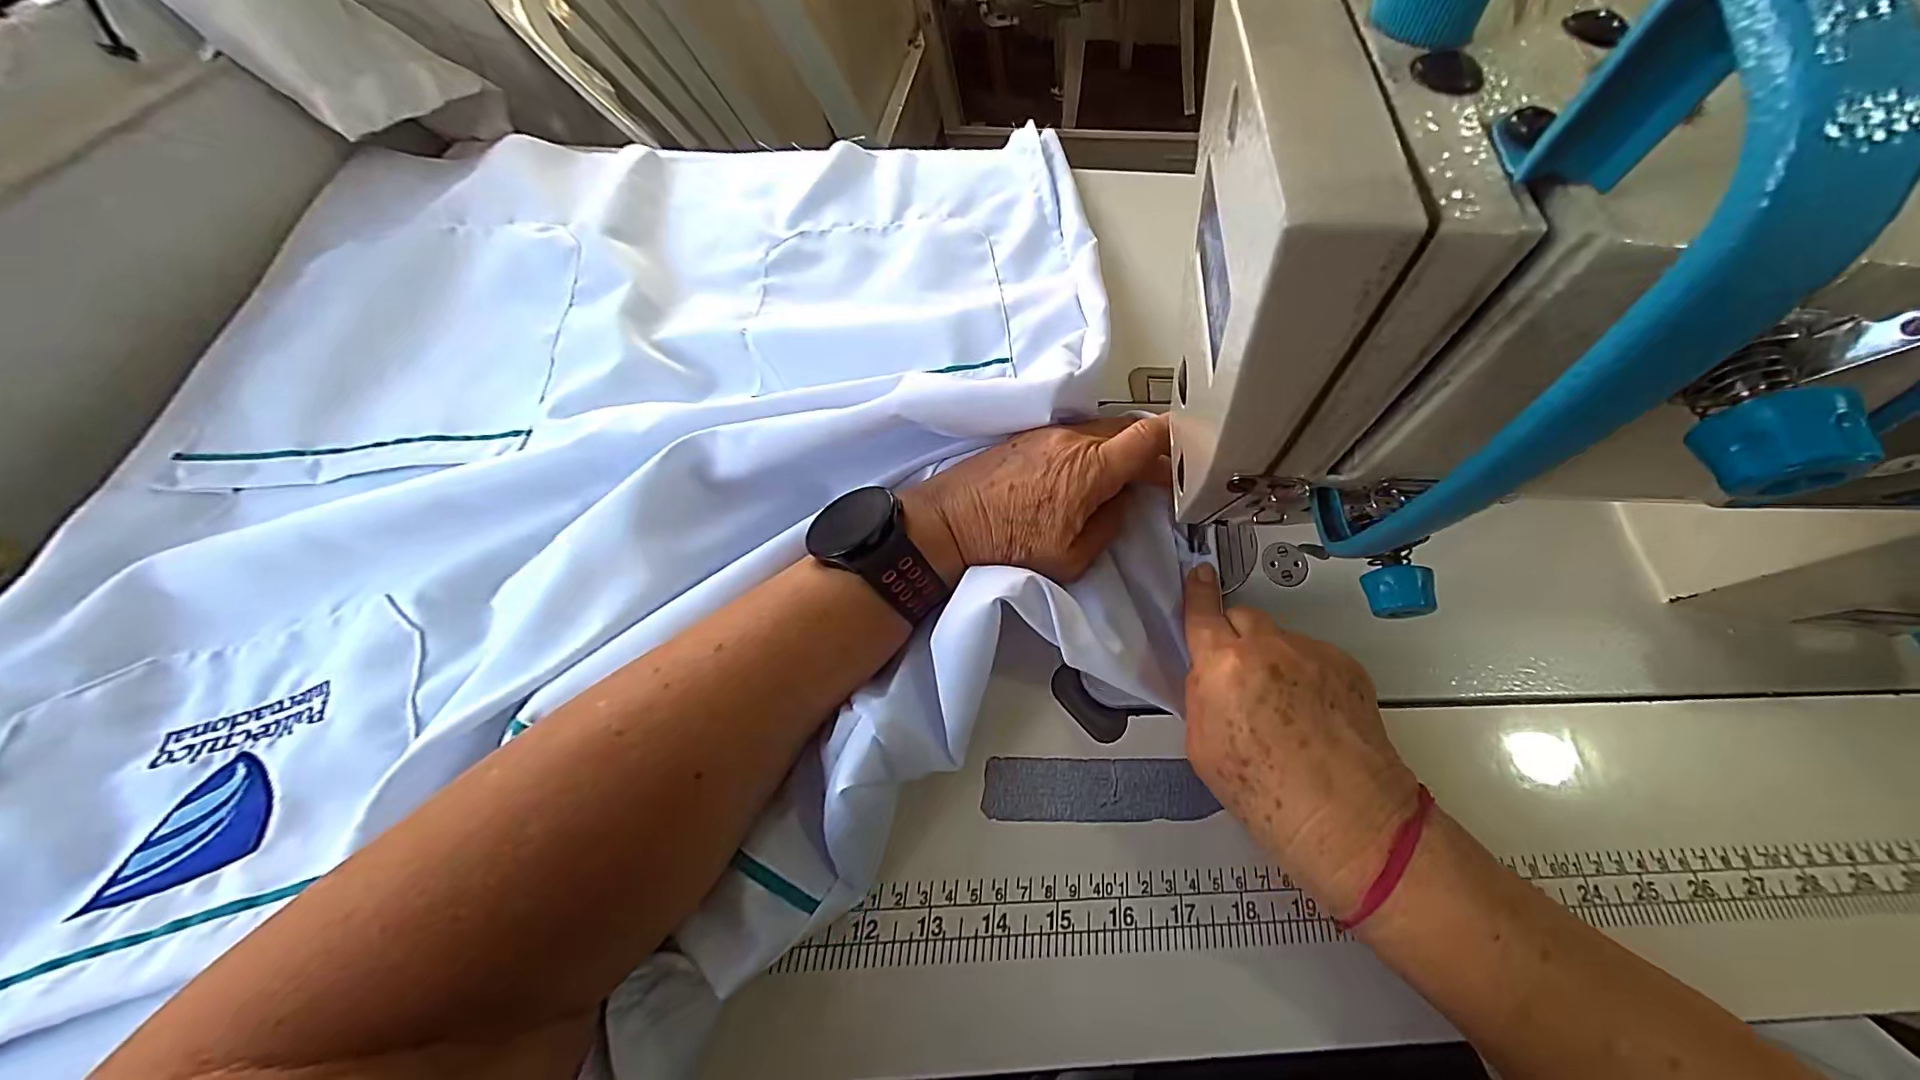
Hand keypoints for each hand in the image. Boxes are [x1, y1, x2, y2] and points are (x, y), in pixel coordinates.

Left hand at [901, 414, 1169, 582]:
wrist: (945, 526)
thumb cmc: (1002, 545)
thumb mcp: (1072, 557)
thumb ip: (1110, 524)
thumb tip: (1121, 502)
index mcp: (1089, 468)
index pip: (1149, 434)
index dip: (1176, 441)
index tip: (1187, 455)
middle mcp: (1069, 439)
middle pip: (1126, 428)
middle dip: (1147, 450)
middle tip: (1154, 476)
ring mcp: (1044, 433)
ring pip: (1097, 431)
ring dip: (1114, 450)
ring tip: (1114, 482)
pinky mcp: (1025, 437)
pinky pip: (1069, 435)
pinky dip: (1086, 450)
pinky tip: (1080, 477)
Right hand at [1181, 564, 1420, 916]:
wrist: (1346, 818)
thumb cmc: (1268, 794)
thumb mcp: (1202, 745)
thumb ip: (1201, 694)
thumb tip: (1209, 676)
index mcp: (1223, 665)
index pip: (1202, 612)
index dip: (1197, 592)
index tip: (1199, 577)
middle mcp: (1268, 648)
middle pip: (1243, 617)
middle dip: (1235, 636)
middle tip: (1239, 674)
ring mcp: (1312, 653)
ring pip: (1280, 638)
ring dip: (1273, 658)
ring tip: (1283, 708)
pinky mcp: (1347, 665)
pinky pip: (1312, 656)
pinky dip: (1306, 674)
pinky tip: (1311, 714)